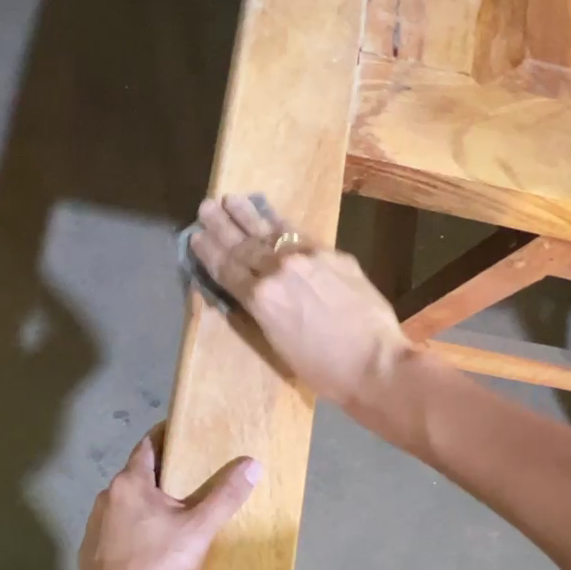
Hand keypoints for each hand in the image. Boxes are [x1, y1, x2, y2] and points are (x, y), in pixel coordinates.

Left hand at [77, 427, 260, 569]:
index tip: (184, 433)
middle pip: (136, 474)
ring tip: (172, 511)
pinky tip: (148, 542)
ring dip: (145, 502)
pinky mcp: (90, 551)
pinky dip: (131, 527)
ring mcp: (94, 525)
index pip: (147, 445)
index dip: (166, 436)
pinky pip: (115, 528)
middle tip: (189, 476)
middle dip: (160, 473)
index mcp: (129, 483)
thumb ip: (225, 495)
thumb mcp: (198, 529)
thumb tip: (252, 464)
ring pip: (124, 503)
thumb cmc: (159, 564)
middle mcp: (106, 496)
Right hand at [190, 194, 414, 406]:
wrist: (374, 362)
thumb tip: (254, 292)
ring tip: (230, 200)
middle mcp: (278, 271)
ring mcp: (308, 258)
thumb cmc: (322, 370)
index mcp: (260, 300)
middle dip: (222, 226)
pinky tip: (271, 218)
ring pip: (270, 232)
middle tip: (206, 206)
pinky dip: (281, 226)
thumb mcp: (278, 344)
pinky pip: (299, 236)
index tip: (196, 236)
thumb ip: (262, 312)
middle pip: (243, 245)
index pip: (227, 269)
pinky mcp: (333, 255)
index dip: (209, 252)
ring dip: (247, 215)